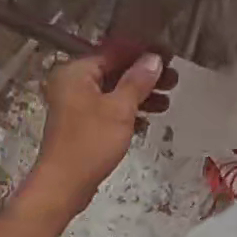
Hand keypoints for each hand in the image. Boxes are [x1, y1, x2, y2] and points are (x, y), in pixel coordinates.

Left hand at [23, 46, 171, 216]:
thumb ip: (138, 81)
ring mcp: (73, 107)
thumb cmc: (89, 144)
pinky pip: (106, 111)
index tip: (170, 56)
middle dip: (144, 76)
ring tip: (166, 101)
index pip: (114, 51)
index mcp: (75, 72)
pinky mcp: (79, 127)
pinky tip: (147, 120)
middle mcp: (71, 85)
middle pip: (113, 71)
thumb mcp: (119, 109)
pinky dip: (126, 113)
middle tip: (172, 80)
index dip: (143, 52)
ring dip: (138, 96)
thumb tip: (153, 59)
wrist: (63, 185)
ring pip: (112, 93)